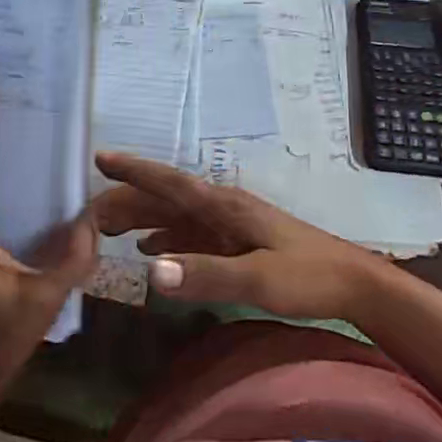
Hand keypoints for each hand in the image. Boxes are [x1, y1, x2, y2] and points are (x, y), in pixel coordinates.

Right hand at [92, 152, 388, 320]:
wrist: (353, 283)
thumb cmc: (308, 276)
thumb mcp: (259, 280)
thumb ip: (206, 275)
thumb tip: (148, 268)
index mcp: (226, 206)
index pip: (172, 183)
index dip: (136, 171)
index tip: (102, 158)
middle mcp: (223, 208)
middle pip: (167, 199)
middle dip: (128, 200)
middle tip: (89, 212)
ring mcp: (231, 226)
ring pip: (176, 215)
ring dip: (142, 218)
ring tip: (107, 228)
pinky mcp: (238, 244)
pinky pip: (191, 235)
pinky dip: (165, 238)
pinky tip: (149, 249)